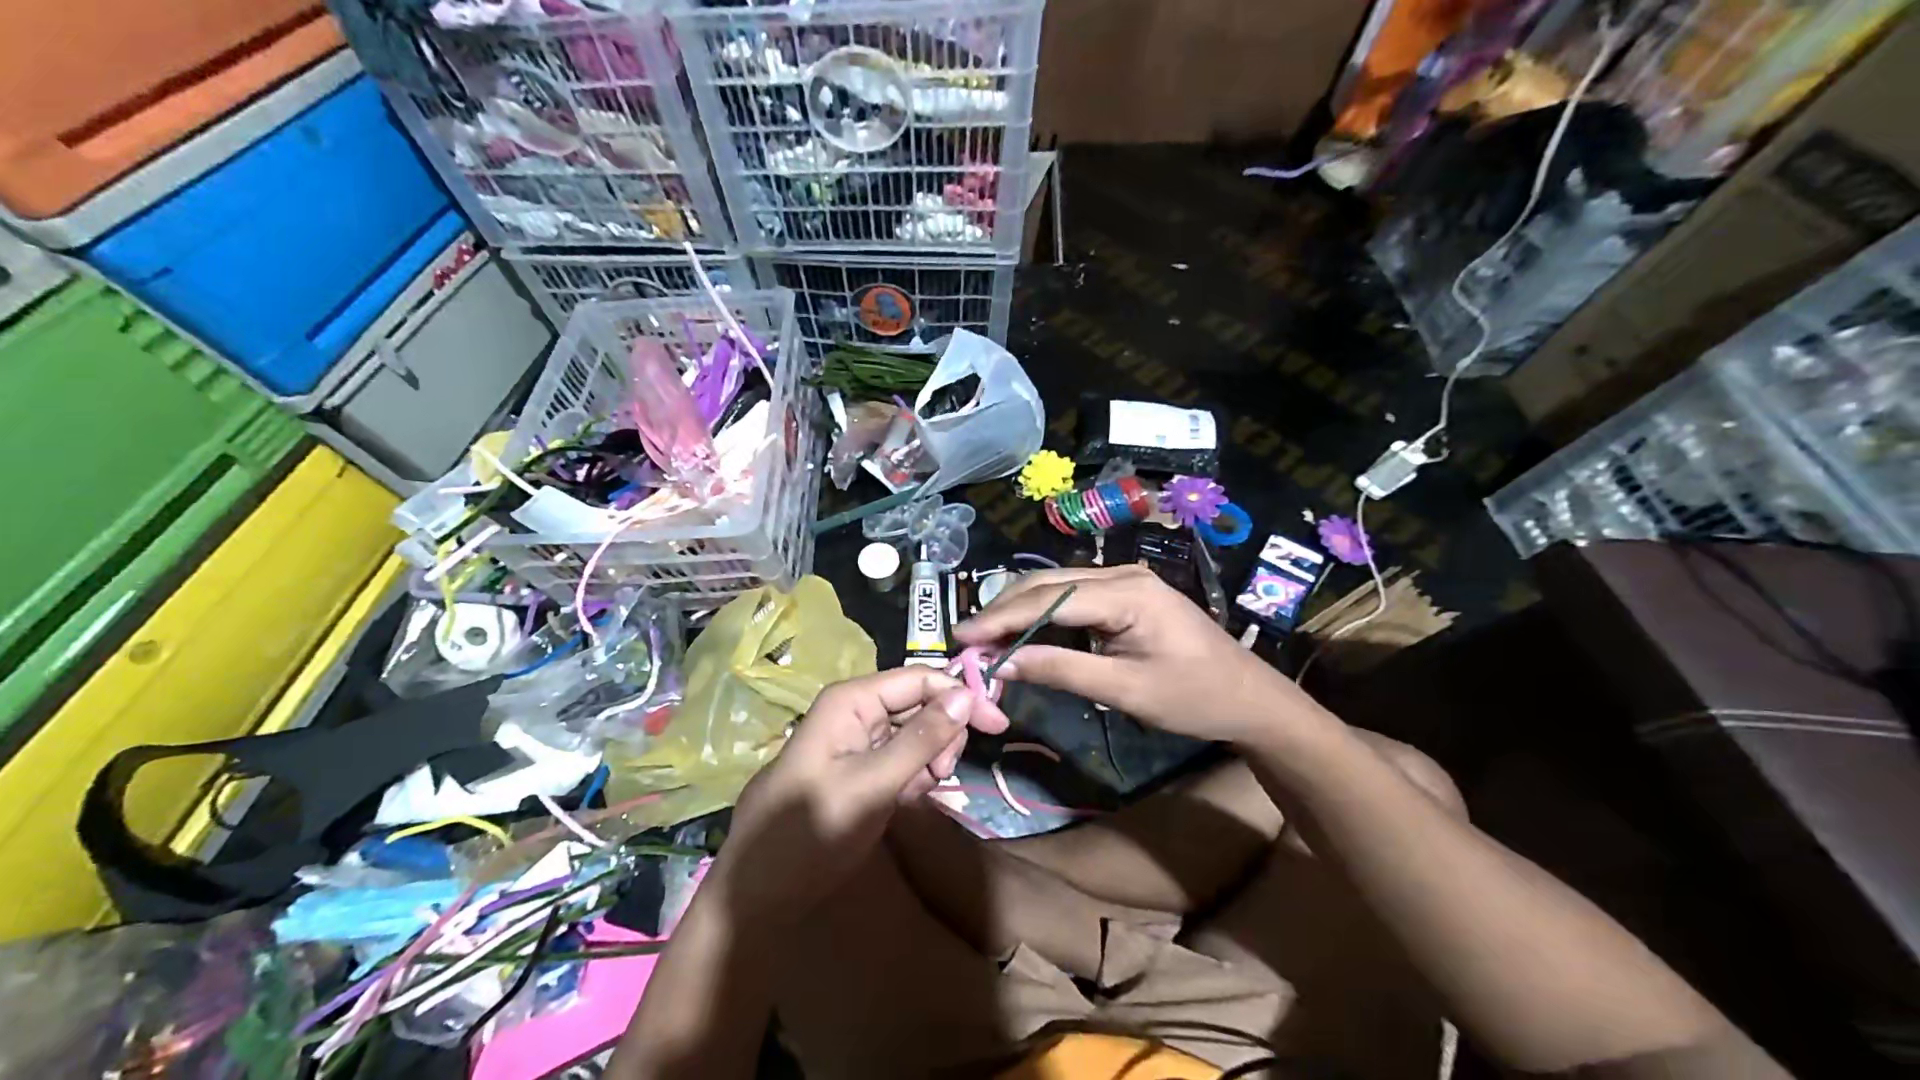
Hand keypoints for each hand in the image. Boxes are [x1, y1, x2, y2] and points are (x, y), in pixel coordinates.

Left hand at [714, 667, 1009, 918]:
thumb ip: (921, 739)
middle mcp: (856, 711)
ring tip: (919, 791)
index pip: (920, 678)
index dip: (960, 697)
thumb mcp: (872, 784)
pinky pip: (903, 757)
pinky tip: (907, 798)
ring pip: (916, 732)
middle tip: (942, 773)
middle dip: (942, 734)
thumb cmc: (811, 831)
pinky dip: (916, 775)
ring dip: (930, 758)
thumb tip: (966, 696)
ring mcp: (858, 740)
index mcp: (852, 700)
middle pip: (921, 703)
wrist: (761, 890)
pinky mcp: (861, 767)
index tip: (997, 726)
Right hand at [954, 565, 1325, 744]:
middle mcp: (1122, 575)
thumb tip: (1001, 664)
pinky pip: (1072, 598)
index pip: (1047, 599)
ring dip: (1019, 611)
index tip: (962, 638)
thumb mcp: (1125, 690)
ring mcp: (1125, 581)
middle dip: (1003, 610)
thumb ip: (1061, 670)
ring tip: (985, 638)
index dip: (1000, 618)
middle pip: (1046, 584)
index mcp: (1127, 593)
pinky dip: (1042, 615)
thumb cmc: (1195, 697)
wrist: (1251, 698)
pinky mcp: (1126, 595)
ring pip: (1055, 587)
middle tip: (967, 641)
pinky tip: (1022, 631)